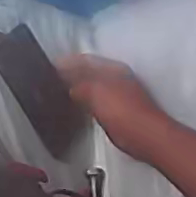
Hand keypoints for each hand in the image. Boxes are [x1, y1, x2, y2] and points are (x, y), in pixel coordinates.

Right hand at [58, 53, 175, 160]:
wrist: (145, 136)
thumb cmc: (121, 111)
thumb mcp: (95, 92)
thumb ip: (79, 85)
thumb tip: (70, 88)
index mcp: (113, 69)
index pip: (85, 60)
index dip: (67, 62)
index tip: (50, 67)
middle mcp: (117, 78)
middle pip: (89, 71)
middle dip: (72, 73)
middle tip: (52, 80)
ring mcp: (120, 93)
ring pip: (93, 85)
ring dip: (78, 87)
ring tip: (60, 92)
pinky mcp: (120, 110)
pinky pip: (97, 100)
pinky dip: (85, 100)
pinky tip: (77, 106)